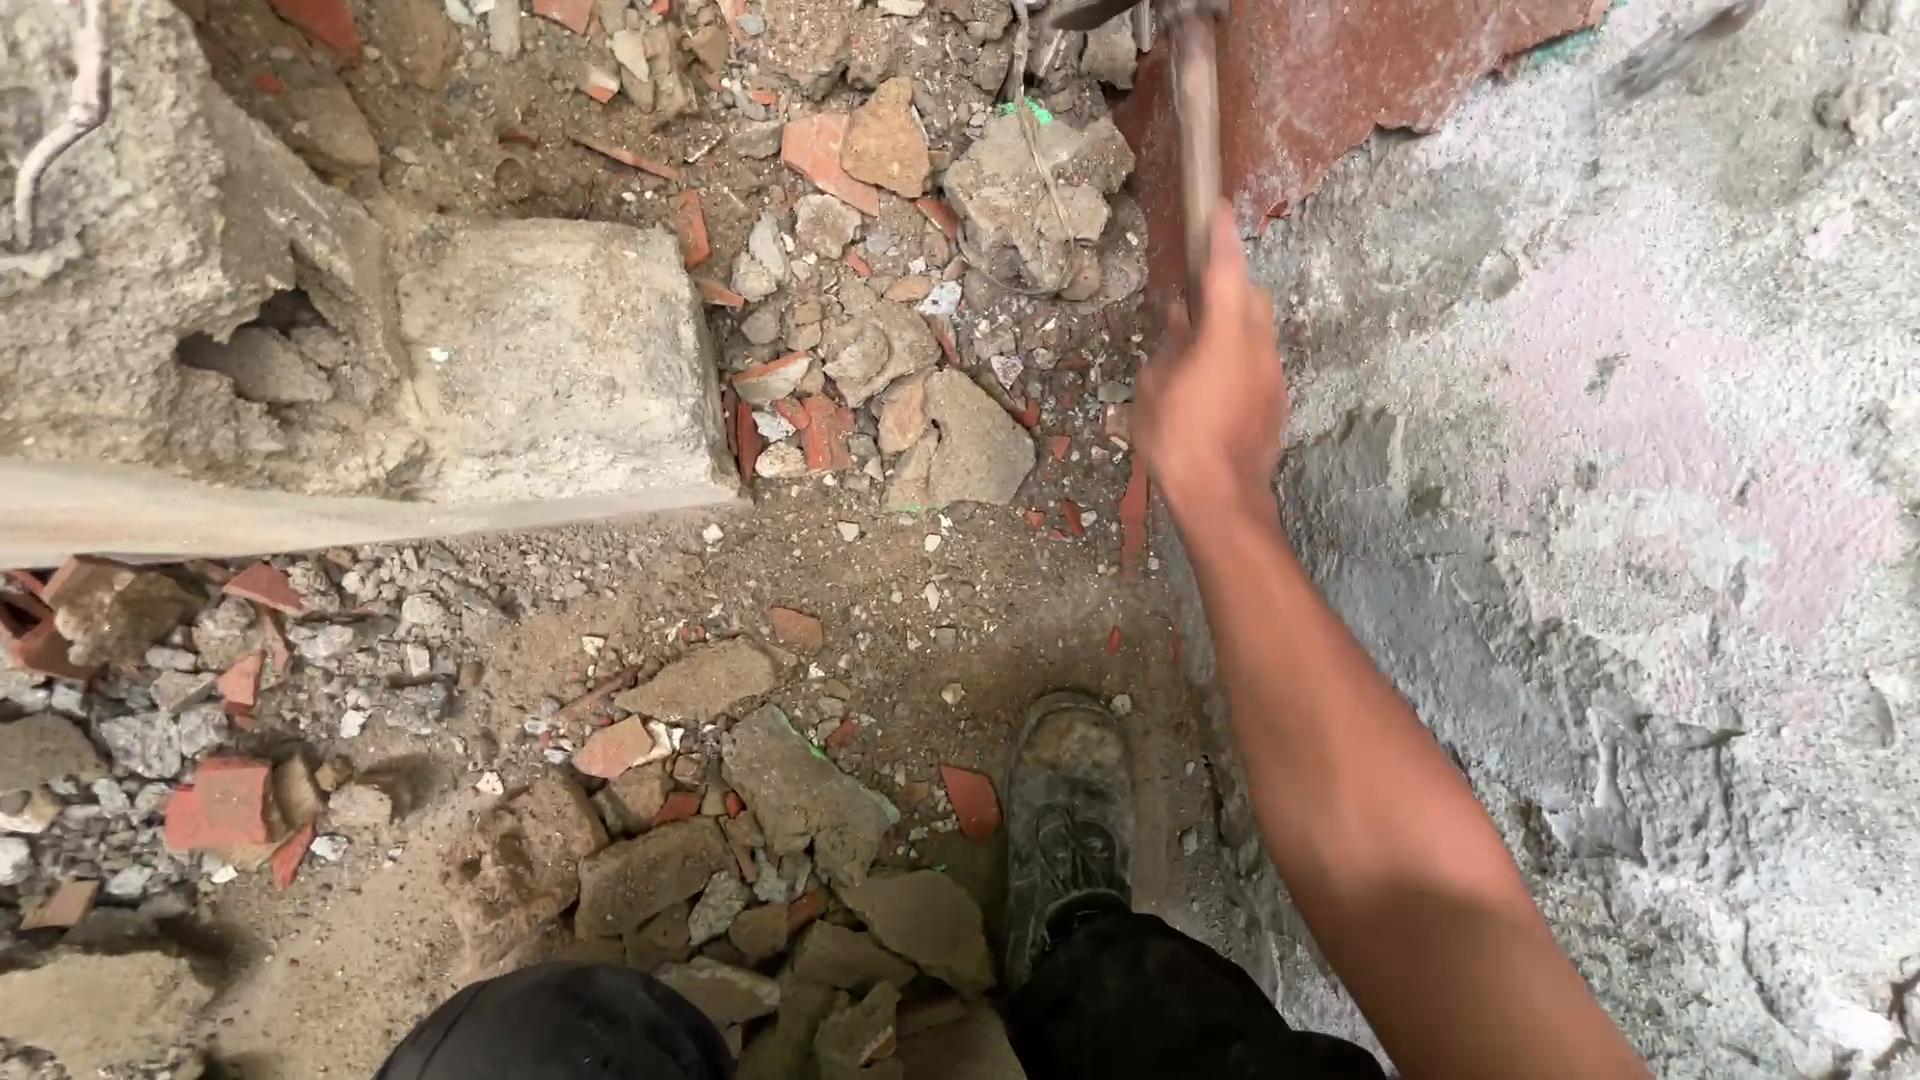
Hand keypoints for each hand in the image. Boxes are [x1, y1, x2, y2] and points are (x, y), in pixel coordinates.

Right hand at [1135, 203, 1287, 523]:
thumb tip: (1180, 322)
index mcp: (1224, 336)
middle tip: (1197, 301)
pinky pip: (1259, 362)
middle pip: (1252, 297)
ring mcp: (1273, 374)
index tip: (1218, 210)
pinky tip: (1213, 384)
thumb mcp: (1153, 390)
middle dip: (1229, 289)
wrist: (1221, 495)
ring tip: (1199, 349)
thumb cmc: (1176, 441)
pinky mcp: (1277, 399)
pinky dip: (1239, 357)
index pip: (1227, 272)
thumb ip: (1169, 348)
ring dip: (1232, 327)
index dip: (1221, 238)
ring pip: (1258, 331)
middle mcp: (1258, 347)